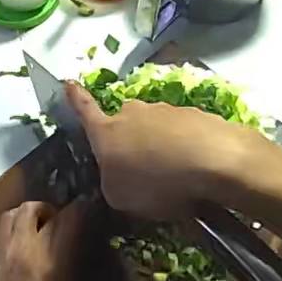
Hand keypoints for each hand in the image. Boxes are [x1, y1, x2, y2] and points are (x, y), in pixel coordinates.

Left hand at [0, 200, 84, 280]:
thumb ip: (74, 261)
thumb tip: (85, 237)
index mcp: (48, 259)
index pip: (68, 217)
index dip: (82, 208)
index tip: (91, 209)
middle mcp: (24, 247)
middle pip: (36, 207)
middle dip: (53, 209)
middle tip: (63, 222)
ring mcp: (4, 248)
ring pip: (16, 211)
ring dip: (32, 213)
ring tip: (43, 228)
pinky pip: (6, 225)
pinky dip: (19, 225)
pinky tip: (27, 242)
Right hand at [64, 81, 272, 219]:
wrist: (213, 160)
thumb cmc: (156, 183)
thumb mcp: (120, 199)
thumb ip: (112, 183)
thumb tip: (119, 176)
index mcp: (107, 132)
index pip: (85, 111)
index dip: (75, 98)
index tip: (68, 82)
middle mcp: (133, 113)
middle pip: (125, 123)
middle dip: (130, 141)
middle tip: (143, 170)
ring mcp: (166, 110)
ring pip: (157, 129)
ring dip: (162, 147)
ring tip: (177, 177)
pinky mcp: (195, 114)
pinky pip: (184, 133)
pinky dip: (187, 148)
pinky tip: (199, 170)